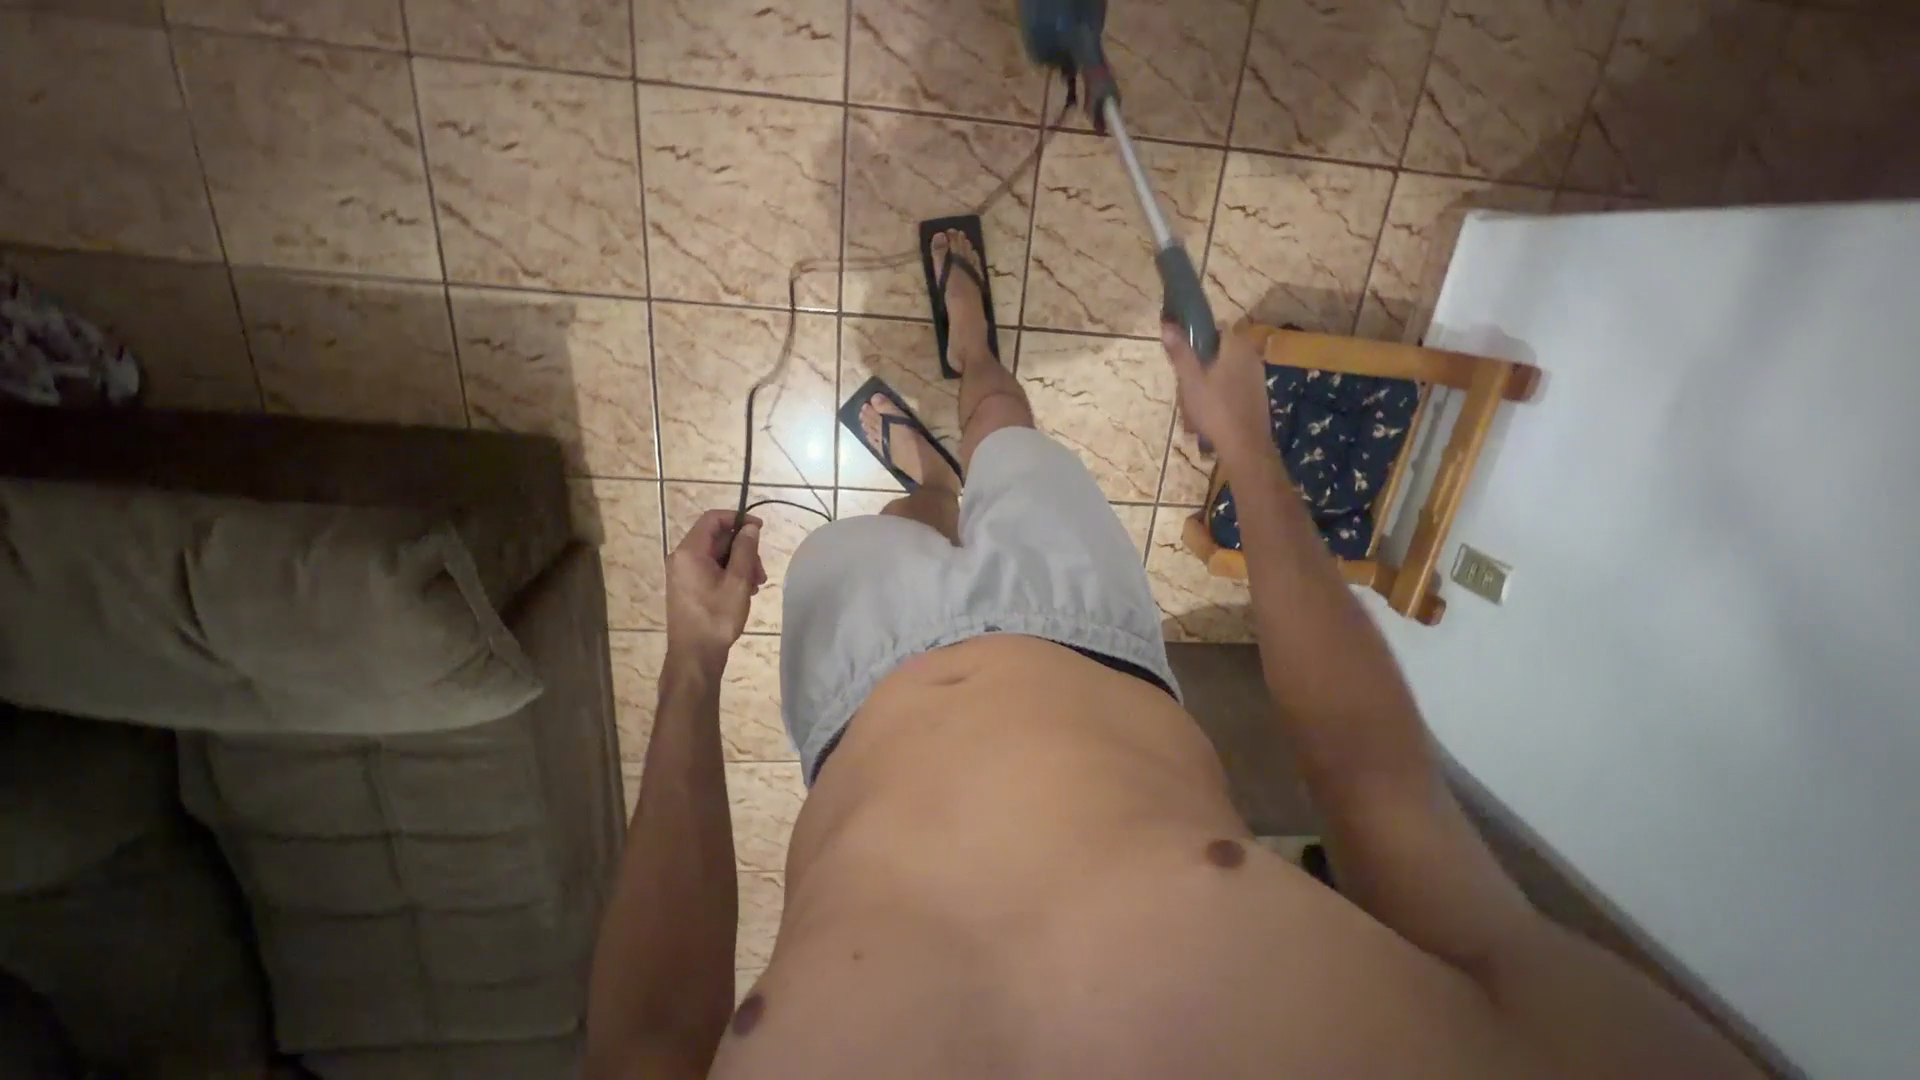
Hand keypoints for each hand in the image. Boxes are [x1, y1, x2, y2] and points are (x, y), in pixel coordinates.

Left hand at [666, 509, 766, 668]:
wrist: (695, 655)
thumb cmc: (717, 617)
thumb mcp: (738, 582)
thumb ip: (745, 550)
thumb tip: (750, 527)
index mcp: (689, 552)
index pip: (713, 519)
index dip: (738, 519)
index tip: (760, 530)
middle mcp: (681, 558)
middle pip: (717, 539)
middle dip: (743, 549)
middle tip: (761, 572)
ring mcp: (682, 573)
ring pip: (716, 556)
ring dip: (740, 564)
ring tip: (755, 585)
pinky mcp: (686, 587)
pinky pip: (710, 569)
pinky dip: (729, 574)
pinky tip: (744, 592)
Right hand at [1161, 320, 1273, 469]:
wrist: (1244, 446)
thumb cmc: (1215, 410)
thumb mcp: (1190, 381)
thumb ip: (1180, 352)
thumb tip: (1167, 325)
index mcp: (1236, 347)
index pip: (1218, 328)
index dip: (1199, 335)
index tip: (1183, 352)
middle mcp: (1250, 357)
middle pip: (1219, 352)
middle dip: (1199, 367)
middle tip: (1184, 388)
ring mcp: (1256, 378)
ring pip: (1224, 373)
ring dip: (1206, 385)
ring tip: (1192, 408)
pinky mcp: (1257, 396)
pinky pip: (1232, 388)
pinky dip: (1218, 397)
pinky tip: (1207, 417)